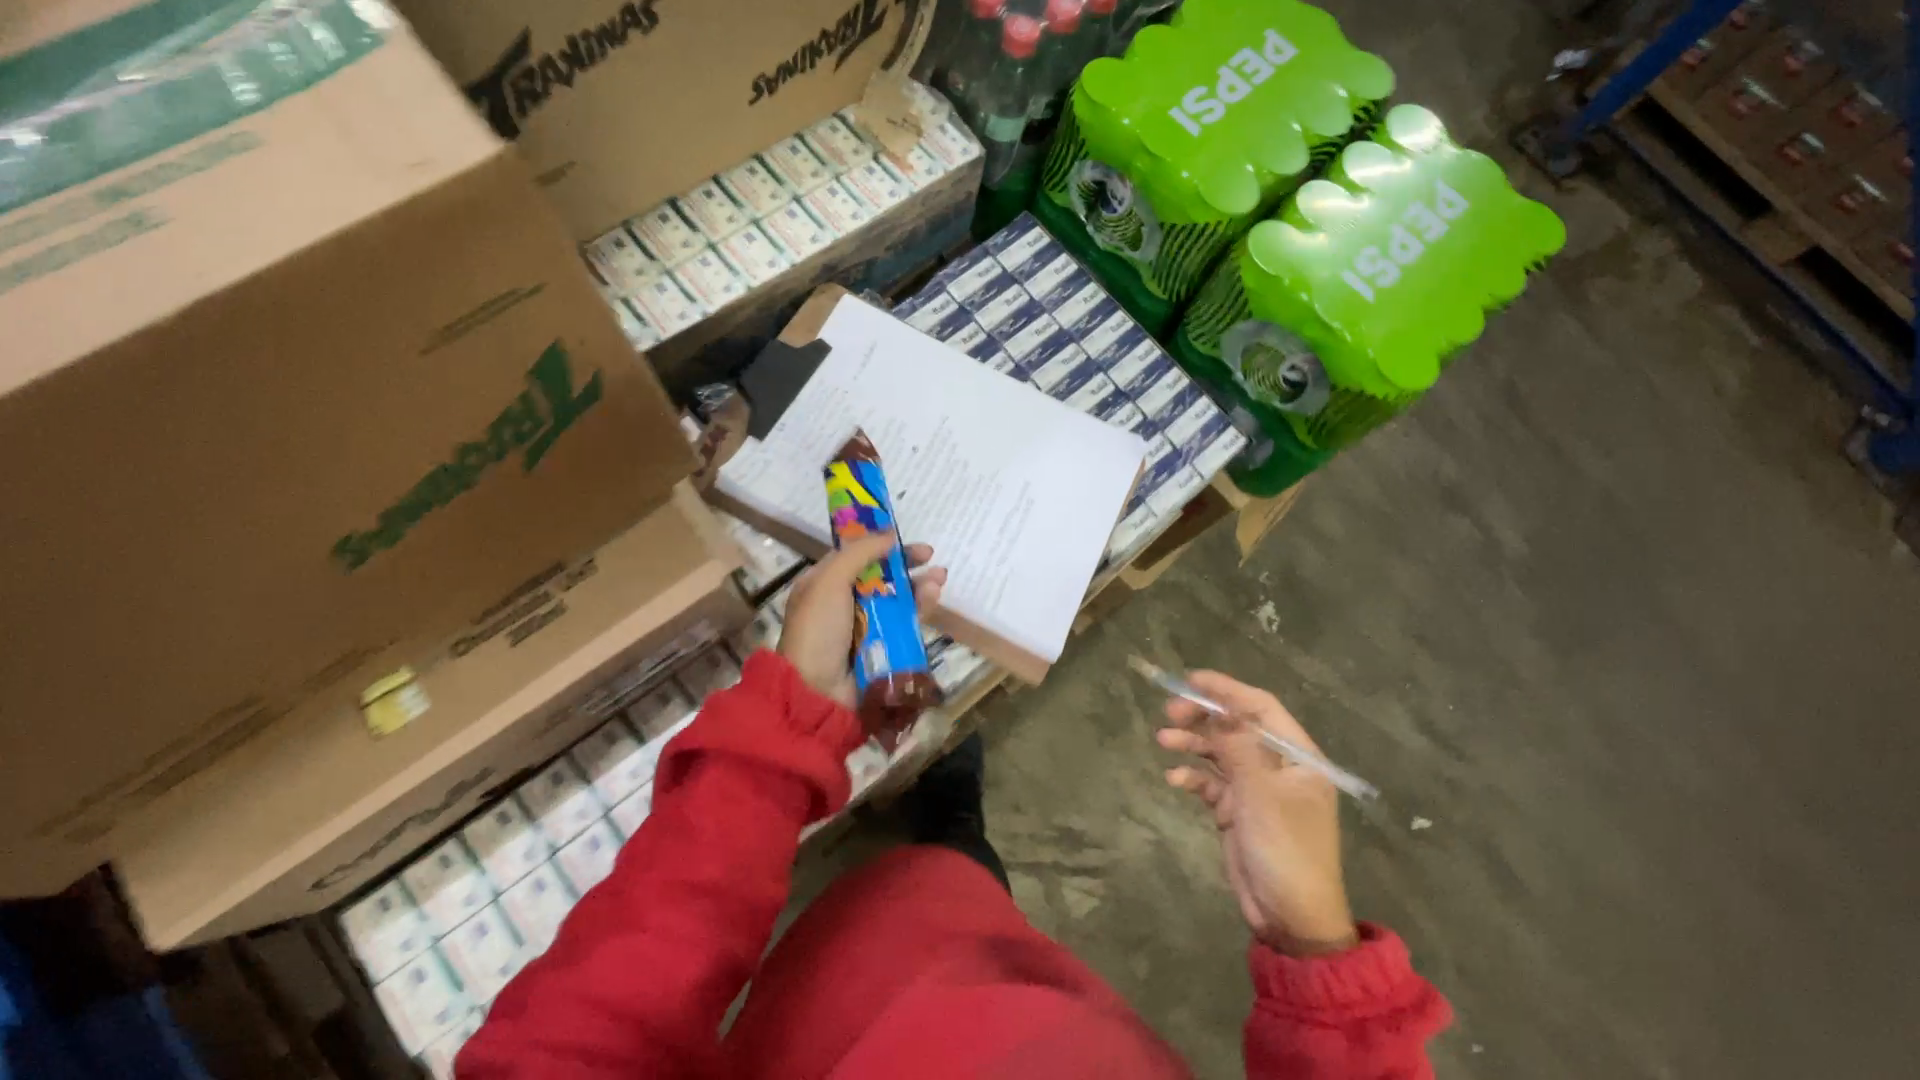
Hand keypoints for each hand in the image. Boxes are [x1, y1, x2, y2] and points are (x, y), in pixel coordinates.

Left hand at [778, 532, 945, 707]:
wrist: (817, 691)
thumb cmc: (818, 630)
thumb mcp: (829, 582)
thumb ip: (859, 553)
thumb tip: (889, 534)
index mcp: (822, 585)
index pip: (855, 557)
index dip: (879, 545)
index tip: (903, 538)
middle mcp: (842, 604)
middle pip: (880, 576)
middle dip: (906, 565)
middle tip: (930, 556)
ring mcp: (864, 628)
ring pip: (897, 599)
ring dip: (918, 585)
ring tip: (939, 577)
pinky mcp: (883, 649)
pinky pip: (905, 623)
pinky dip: (919, 608)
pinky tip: (932, 596)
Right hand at [1156, 671, 1357, 956]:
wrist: (1291, 918)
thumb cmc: (1286, 851)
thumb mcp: (1261, 795)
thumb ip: (1238, 748)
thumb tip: (1220, 709)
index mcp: (1298, 758)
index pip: (1261, 709)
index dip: (1227, 690)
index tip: (1190, 679)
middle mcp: (1279, 768)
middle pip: (1237, 728)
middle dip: (1204, 717)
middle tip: (1170, 712)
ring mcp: (1258, 791)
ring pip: (1221, 754)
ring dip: (1194, 745)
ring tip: (1163, 740)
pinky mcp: (1239, 813)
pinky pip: (1213, 785)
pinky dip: (1194, 779)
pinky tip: (1174, 780)